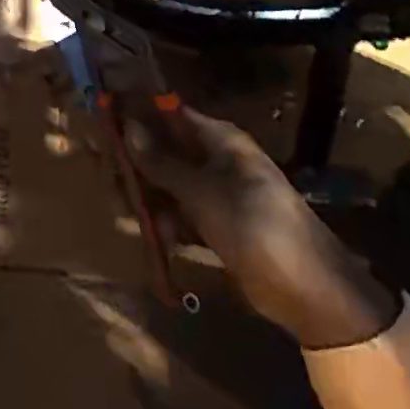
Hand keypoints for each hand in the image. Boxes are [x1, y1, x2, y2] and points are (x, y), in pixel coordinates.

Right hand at [127, 105, 400, 348]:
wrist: (310, 295)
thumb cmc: (256, 228)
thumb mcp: (203, 193)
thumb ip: (161, 161)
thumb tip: (126, 126)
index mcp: (218, 141)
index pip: (166, 113)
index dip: (134, 113)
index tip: (99, 121)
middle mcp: (213, 160)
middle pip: (159, 148)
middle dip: (131, 162)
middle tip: (107, 178)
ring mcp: (213, 192)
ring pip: (163, 182)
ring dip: (142, 195)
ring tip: (127, 213)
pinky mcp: (213, 223)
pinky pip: (176, 211)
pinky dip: (161, 221)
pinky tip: (153, 236)